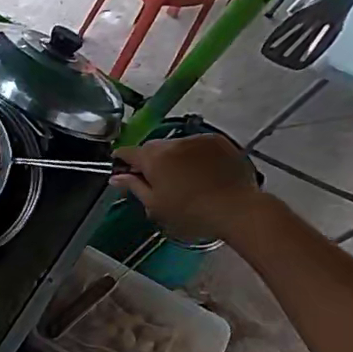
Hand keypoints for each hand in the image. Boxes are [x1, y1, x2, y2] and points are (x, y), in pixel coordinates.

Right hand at [111, 135, 264, 242]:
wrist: (236, 208)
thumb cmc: (190, 212)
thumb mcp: (155, 204)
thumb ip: (133, 186)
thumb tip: (116, 177)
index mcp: (153, 158)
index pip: (127, 152)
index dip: (122, 162)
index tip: (123, 172)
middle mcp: (173, 143)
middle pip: (152, 147)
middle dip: (150, 160)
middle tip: (157, 181)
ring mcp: (198, 139)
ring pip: (175, 145)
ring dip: (173, 157)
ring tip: (183, 177)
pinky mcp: (219, 141)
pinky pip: (196, 145)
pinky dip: (193, 154)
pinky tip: (201, 171)